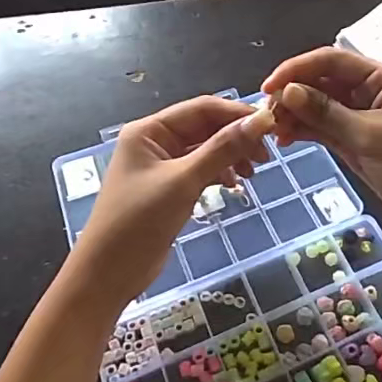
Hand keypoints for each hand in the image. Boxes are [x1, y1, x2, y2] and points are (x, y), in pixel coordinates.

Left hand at [77, 96, 274, 299]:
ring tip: (252, 173)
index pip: (202, 109)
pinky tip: (233, 185)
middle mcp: (155, 142)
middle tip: (266, 156)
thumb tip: (260, 121)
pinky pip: (200, 170)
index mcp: (150, 130)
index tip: (272, 126)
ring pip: (205, 150)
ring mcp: (161, 166)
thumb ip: (222, 149)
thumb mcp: (184, 182)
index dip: (237, 114)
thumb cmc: (140, 221)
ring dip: (230, 157)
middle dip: (236, 138)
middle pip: (205, 128)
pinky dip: (219, 174)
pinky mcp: (168, 189)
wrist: (109, 272)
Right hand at [261, 48, 381, 247]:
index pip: (332, 61)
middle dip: (293, 95)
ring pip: (321, 107)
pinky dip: (306, 131)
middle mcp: (372, 92)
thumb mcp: (370, 137)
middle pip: (323, 82)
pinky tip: (285, 139)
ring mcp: (363, 117)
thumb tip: (287, 91)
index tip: (268, 87)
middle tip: (266, 116)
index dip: (297, 69)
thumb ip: (327, 114)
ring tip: (271, 131)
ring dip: (296, 115)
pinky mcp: (358, 140)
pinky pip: (326, 128)